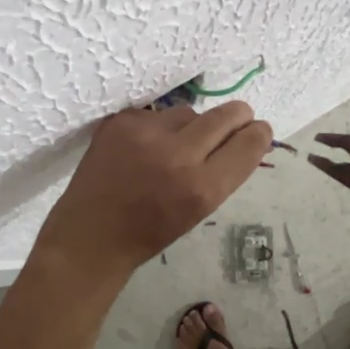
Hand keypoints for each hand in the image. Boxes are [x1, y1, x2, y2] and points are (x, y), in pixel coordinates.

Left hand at [37, 103, 273, 278]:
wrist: (91, 236)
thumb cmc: (149, 233)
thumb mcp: (198, 211)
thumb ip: (221, 174)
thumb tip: (244, 138)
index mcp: (203, 188)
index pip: (249, 142)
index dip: (257, 134)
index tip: (257, 131)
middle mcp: (179, 155)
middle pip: (226, 115)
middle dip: (237, 117)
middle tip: (237, 121)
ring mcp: (147, 134)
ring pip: (189, 112)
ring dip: (191, 125)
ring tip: (175, 147)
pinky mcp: (121, 122)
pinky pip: (155, 114)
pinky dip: (156, 128)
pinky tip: (143, 148)